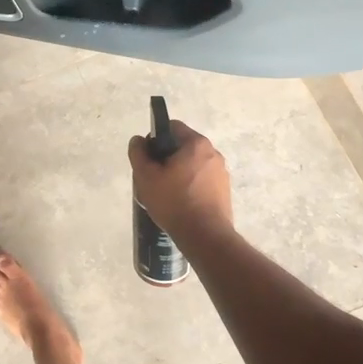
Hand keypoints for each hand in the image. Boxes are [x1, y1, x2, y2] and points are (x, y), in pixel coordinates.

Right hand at [127, 120, 232, 240]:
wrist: (205, 236)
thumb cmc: (174, 202)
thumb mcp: (145, 176)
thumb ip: (138, 153)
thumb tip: (139, 140)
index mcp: (196, 144)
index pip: (172, 127)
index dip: (155, 140)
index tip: (148, 160)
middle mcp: (213, 153)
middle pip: (183, 146)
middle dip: (167, 158)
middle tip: (154, 179)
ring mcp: (221, 172)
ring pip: (192, 164)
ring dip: (179, 172)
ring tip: (167, 194)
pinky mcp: (224, 190)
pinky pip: (202, 179)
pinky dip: (191, 185)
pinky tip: (181, 203)